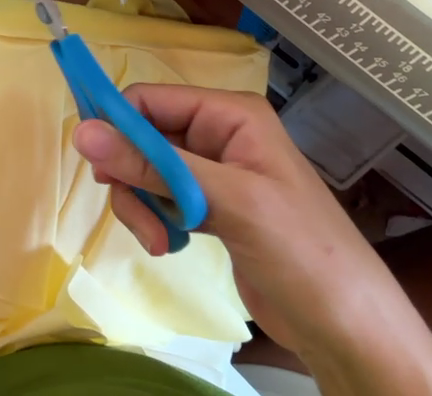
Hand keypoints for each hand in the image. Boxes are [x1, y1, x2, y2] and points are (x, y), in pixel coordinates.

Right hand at [73, 86, 413, 355]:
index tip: (97, 166)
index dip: (116, 125)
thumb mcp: (225, 201)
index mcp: (229, 114)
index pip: (149, 100)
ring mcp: (213, 172)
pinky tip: (168, 244)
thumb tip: (81, 132)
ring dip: (141, 205)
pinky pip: (160, 198)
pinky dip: (155, 219)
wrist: (351, 332)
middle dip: (132, 176)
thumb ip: (153, 165)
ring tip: (159, 241)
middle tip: (134, 212)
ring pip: (145, 171)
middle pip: (142, 136)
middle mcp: (218, 134)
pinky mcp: (210, 207)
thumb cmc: (302, 252)